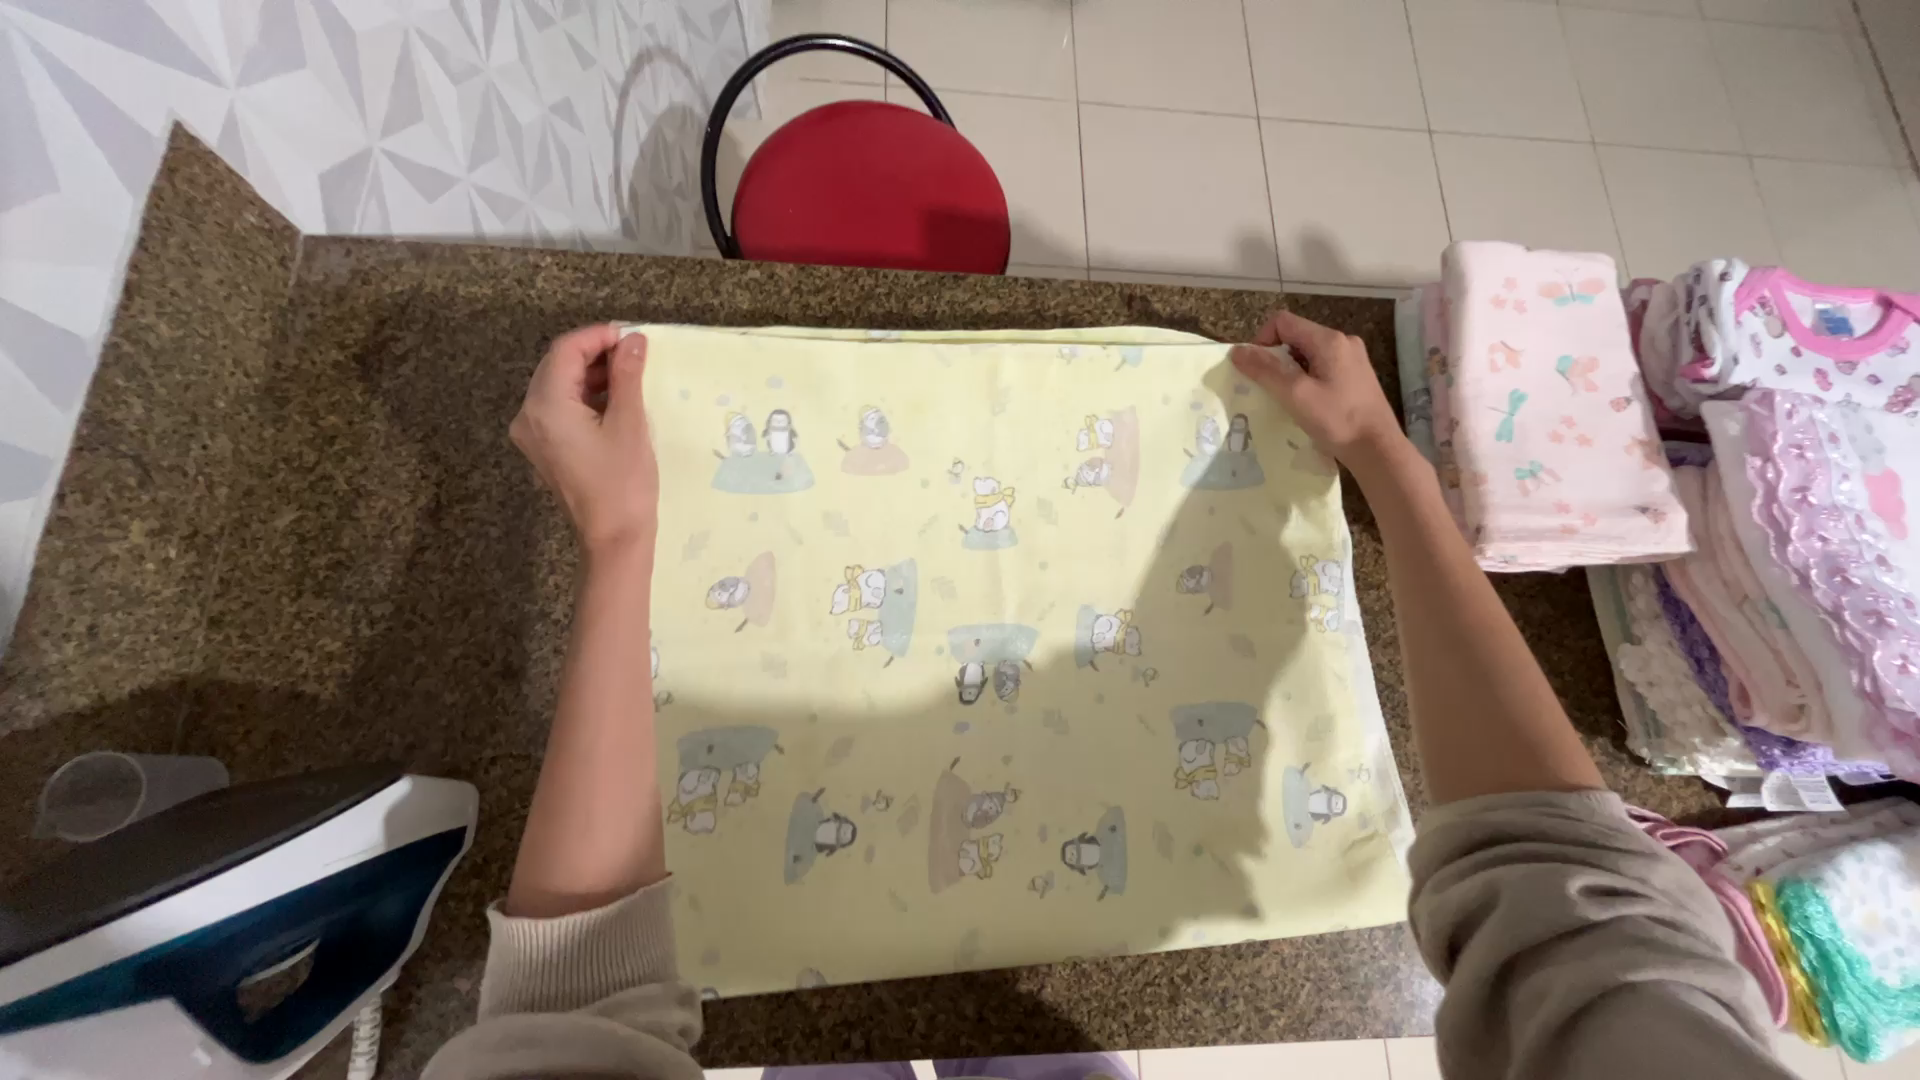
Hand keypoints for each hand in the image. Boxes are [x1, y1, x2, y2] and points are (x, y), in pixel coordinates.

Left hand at [510, 325, 659, 559]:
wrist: (614, 539)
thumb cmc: (624, 483)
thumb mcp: (630, 425)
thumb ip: (627, 377)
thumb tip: (633, 340)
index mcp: (546, 406)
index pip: (565, 351)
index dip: (598, 337)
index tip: (632, 337)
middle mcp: (528, 415)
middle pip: (557, 367)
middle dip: (595, 355)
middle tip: (634, 354)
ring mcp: (532, 435)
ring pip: (558, 387)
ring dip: (592, 376)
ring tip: (630, 377)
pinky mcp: (544, 449)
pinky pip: (560, 409)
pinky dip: (585, 398)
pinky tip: (615, 403)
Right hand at [1229, 310, 1404, 466]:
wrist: (1376, 448)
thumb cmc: (1337, 420)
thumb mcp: (1295, 395)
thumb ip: (1265, 371)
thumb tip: (1236, 351)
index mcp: (1329, 340)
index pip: (1282, 322)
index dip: (1261, 341)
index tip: (1256, 370)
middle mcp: (1342, 341)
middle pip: (1295, 336)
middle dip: (1274, 358)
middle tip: (1269, 388)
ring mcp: (1351, 358)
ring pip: (1306, 353)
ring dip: (1289, 371)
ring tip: (1286, 398)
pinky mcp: (1354, 374)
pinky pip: (1320, 366)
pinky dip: (1304, 378)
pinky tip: (1305, 402)